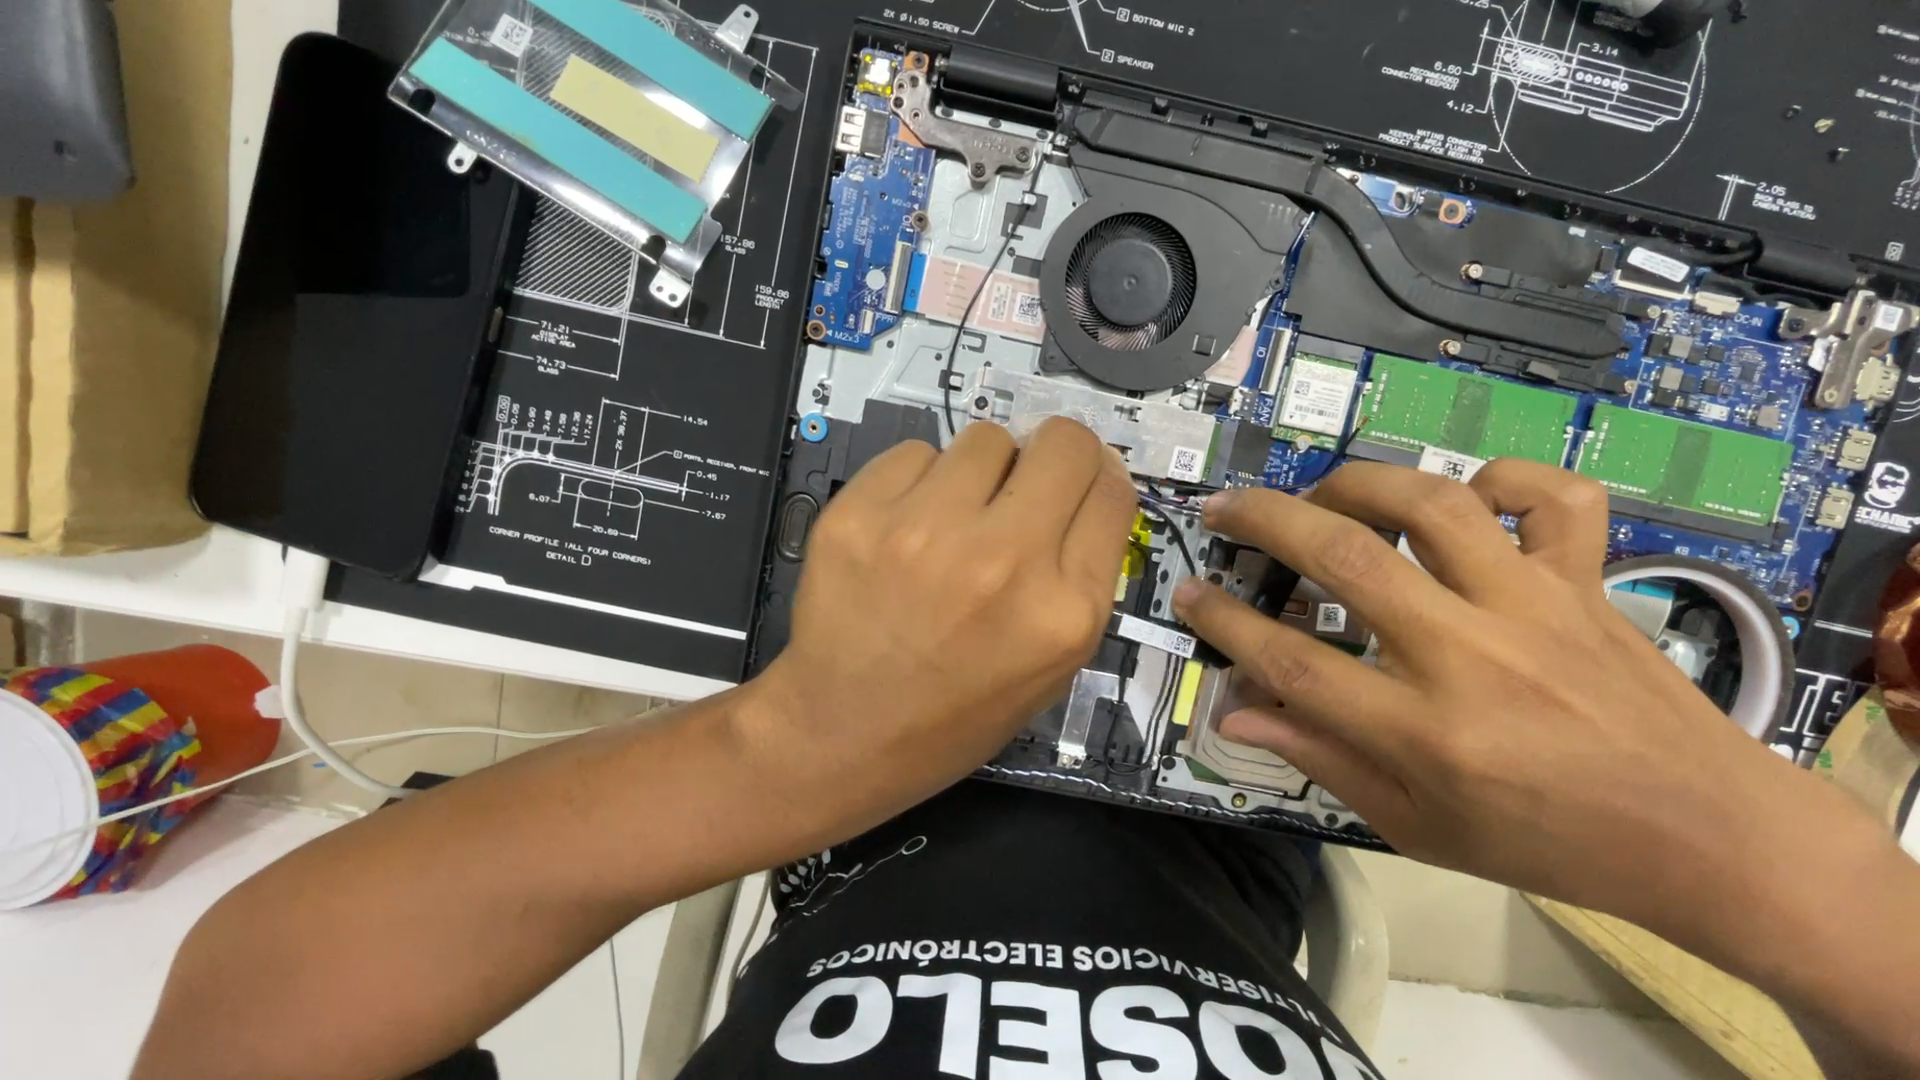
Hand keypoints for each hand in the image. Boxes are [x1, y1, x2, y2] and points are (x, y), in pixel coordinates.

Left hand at [748, 418, 1137, 831]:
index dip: (1098, 479)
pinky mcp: (859, 515)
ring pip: (986, 438)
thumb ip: (1081, 576)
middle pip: (1064, 442)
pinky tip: (904, 529)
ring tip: (954, 519)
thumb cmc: (957, 712)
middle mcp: (1004, 561)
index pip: (1112, 489)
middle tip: (1020, 488)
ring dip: (980, 470)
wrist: (845, 733)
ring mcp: (926, 532)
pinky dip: (918, 482)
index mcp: (1065, 610)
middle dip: (1051, 456)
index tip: (1076, 485)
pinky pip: (915, 453)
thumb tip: (1090, 483)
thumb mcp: (1053, 668)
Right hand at [1172, 460, 1893, 953]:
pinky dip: (1507, 478)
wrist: (1708, 837)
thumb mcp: (1417, 827)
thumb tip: (1238, 712)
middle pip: (1346, 558)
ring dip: (1361, 483)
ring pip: (1436, 506)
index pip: (1293, 663)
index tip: (1187, 593)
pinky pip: (1555, 498)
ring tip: (1322, 491)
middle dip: (1264, 521)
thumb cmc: (1547, 842)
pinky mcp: (1587, 582)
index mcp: (1425, 732)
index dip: (1224, 621)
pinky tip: (1470, 494)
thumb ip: (1322, 759)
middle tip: (1224, 507)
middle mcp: (1471, 654)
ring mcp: (1535, 606)